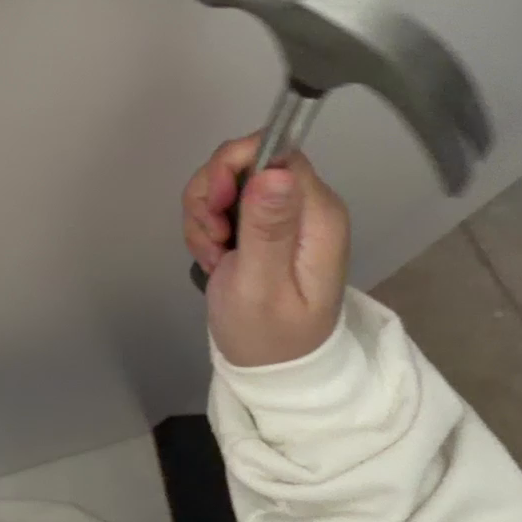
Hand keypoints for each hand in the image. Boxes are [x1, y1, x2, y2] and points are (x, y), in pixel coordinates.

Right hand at [182, 134, 350, 366]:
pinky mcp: (260, 221)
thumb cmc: (268, 335)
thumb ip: (267, 227)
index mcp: (317, 214)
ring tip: (212, 256)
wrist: (270, 371)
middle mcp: (304, 203)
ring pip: (226, 178)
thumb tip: (274, 172)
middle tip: (212, 238)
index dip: (235, 165)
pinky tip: (212, 257)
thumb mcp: (262, 284)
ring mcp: (281, 211)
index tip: (217, 206)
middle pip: (244, 159)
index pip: (274, 151)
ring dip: (204, 213)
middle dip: (212, 193)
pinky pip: (220, 200)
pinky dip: (205, 225)